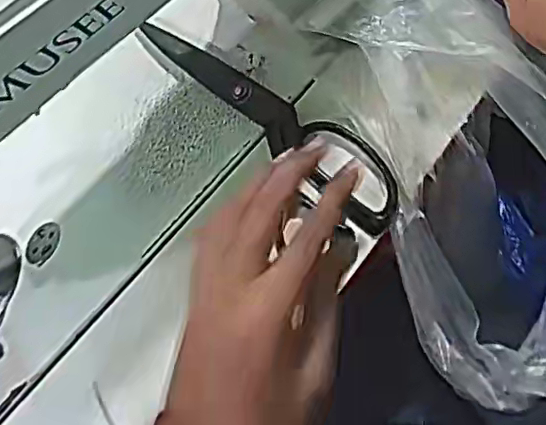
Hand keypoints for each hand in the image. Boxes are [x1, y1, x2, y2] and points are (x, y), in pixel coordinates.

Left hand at [162, 147, 362, 424]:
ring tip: (287, 158)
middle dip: (293, 169)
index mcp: (266, 308)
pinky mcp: (196, 287)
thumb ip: (326, 302)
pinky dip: (236, 202)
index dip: (333, 197)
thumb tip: (338, 250)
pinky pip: (213, 228)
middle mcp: (231, 285)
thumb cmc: (260, 418)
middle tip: (317, 148)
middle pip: (262, 206)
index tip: (350, 174)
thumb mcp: (312, 371)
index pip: (306, 233)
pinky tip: (249, 194)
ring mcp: (207, 283)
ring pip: (232, 210)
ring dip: (262, 177)